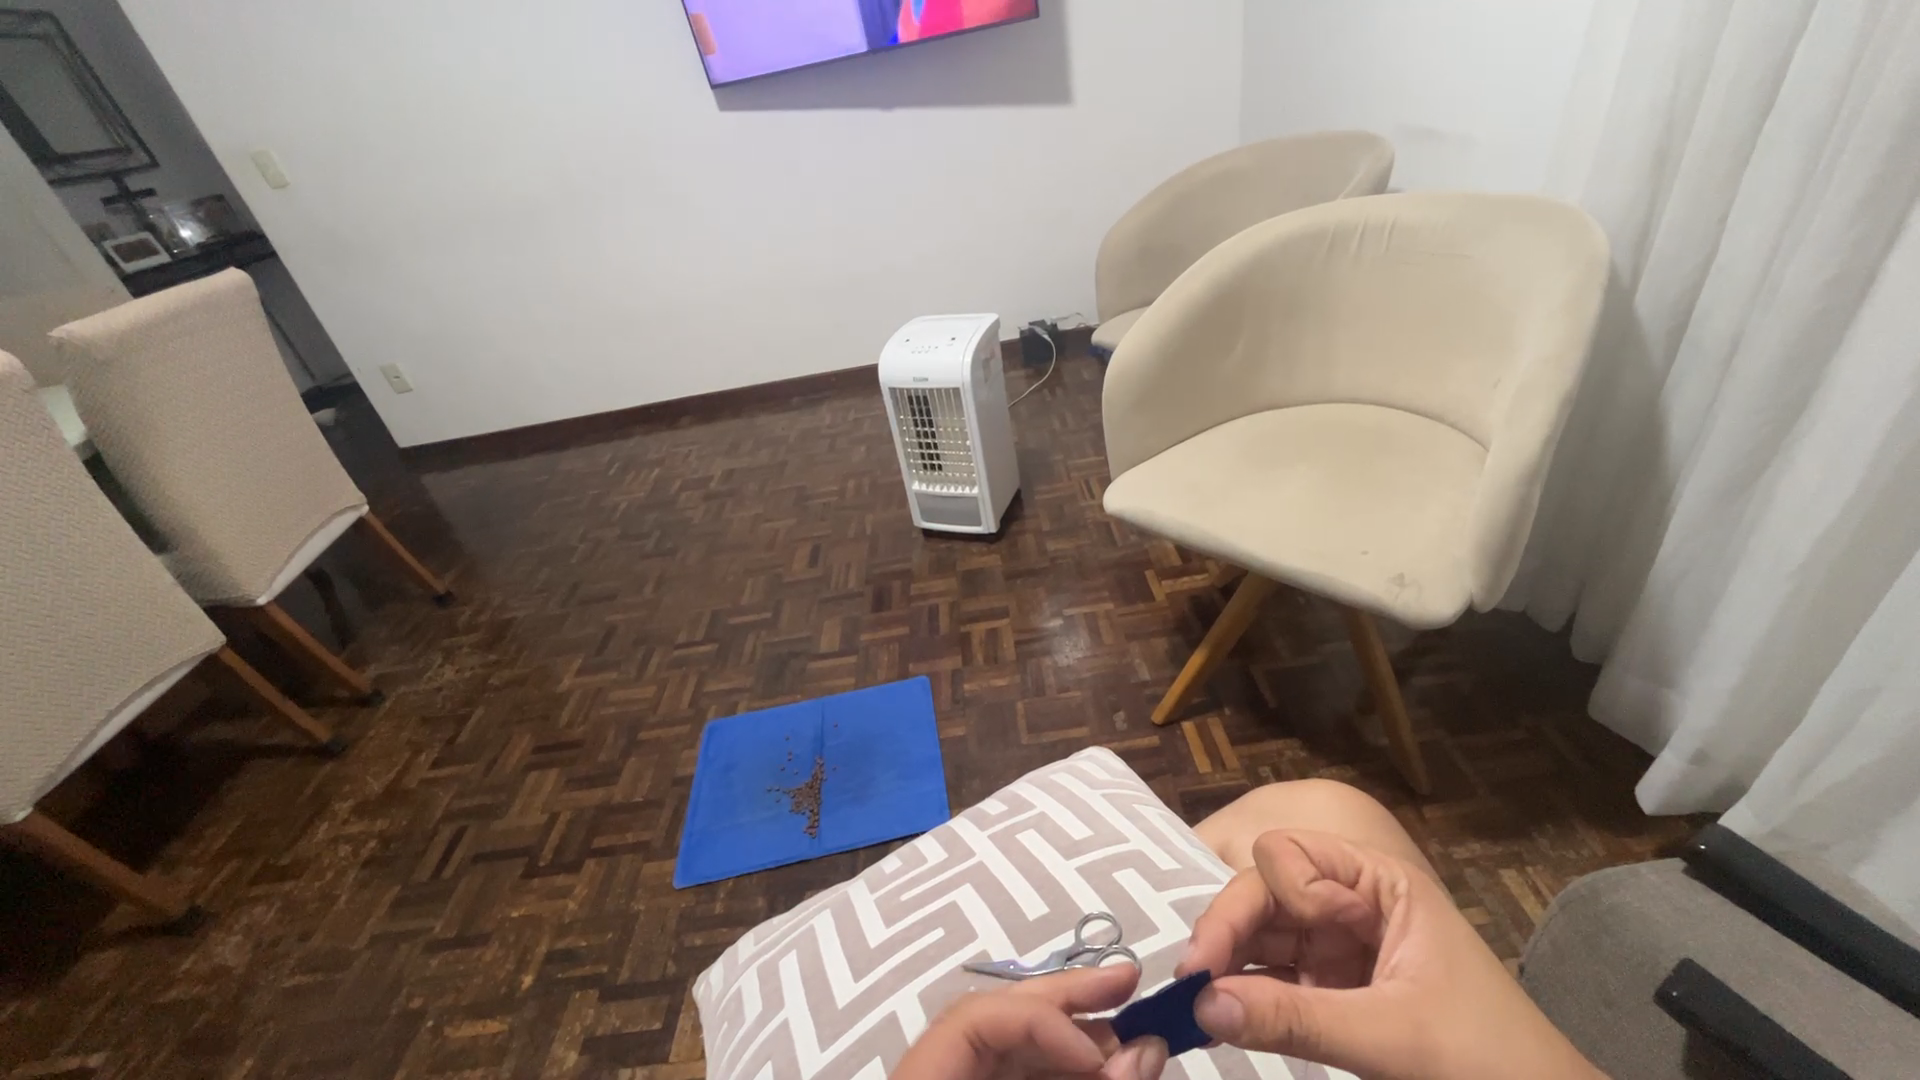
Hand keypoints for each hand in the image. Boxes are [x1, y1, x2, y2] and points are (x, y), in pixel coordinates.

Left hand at [893, 965, 1169, 1079]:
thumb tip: (1148, 1048)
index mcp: (924, 1075)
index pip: (974, 1016)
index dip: (1040, 1020)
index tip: (1098, 1055)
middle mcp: (937, 1068)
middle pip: (1000, 1017)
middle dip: (1070, 1001)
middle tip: (1133, 980)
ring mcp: (960, 1078)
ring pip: (1018, 1046)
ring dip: (1080, 1038)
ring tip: (1135, 1034)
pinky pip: (1024, 1072)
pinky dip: (1069, 1067)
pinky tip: (1107, 1065)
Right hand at [1178, 830, 1602, 1079]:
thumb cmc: (1490, 1064)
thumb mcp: (1394, 1038)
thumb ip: (1295, 1018)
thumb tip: (1201, 1006)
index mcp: (1377, 883)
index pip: (1291, 855)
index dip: (1270, 896)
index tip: (1253, 951)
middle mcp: (1350, 903)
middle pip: (1264, 893)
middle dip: (1227, 931)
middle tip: (1189, 984)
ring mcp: (1337, 946)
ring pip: (1260, 934)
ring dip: (1225, 965)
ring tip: (1190, 1006)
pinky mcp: (1329, 989)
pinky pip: (1271, 977)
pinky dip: (1242, 996)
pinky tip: (1215, 1018)